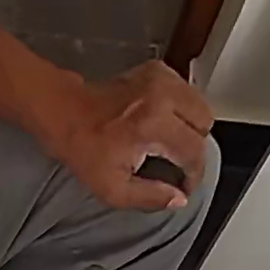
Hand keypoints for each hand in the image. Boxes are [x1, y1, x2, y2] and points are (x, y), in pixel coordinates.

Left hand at [34, 60, 214, 211]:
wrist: (64, 114)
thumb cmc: (83, 150)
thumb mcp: (113, 189)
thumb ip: (150, 197)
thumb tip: (178, 199)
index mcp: (154, 125)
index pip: (195, 151)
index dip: (194, 175)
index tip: (184, 188)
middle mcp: (163, 96)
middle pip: (205, 124)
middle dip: (195, 149)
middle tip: (179, 167)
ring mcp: (161, 78)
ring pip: (199, 105)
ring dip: (192, 129)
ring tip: (173, 148)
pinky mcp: (156, 70)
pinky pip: (186, 92)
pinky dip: (182, 110)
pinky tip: (165, 126)